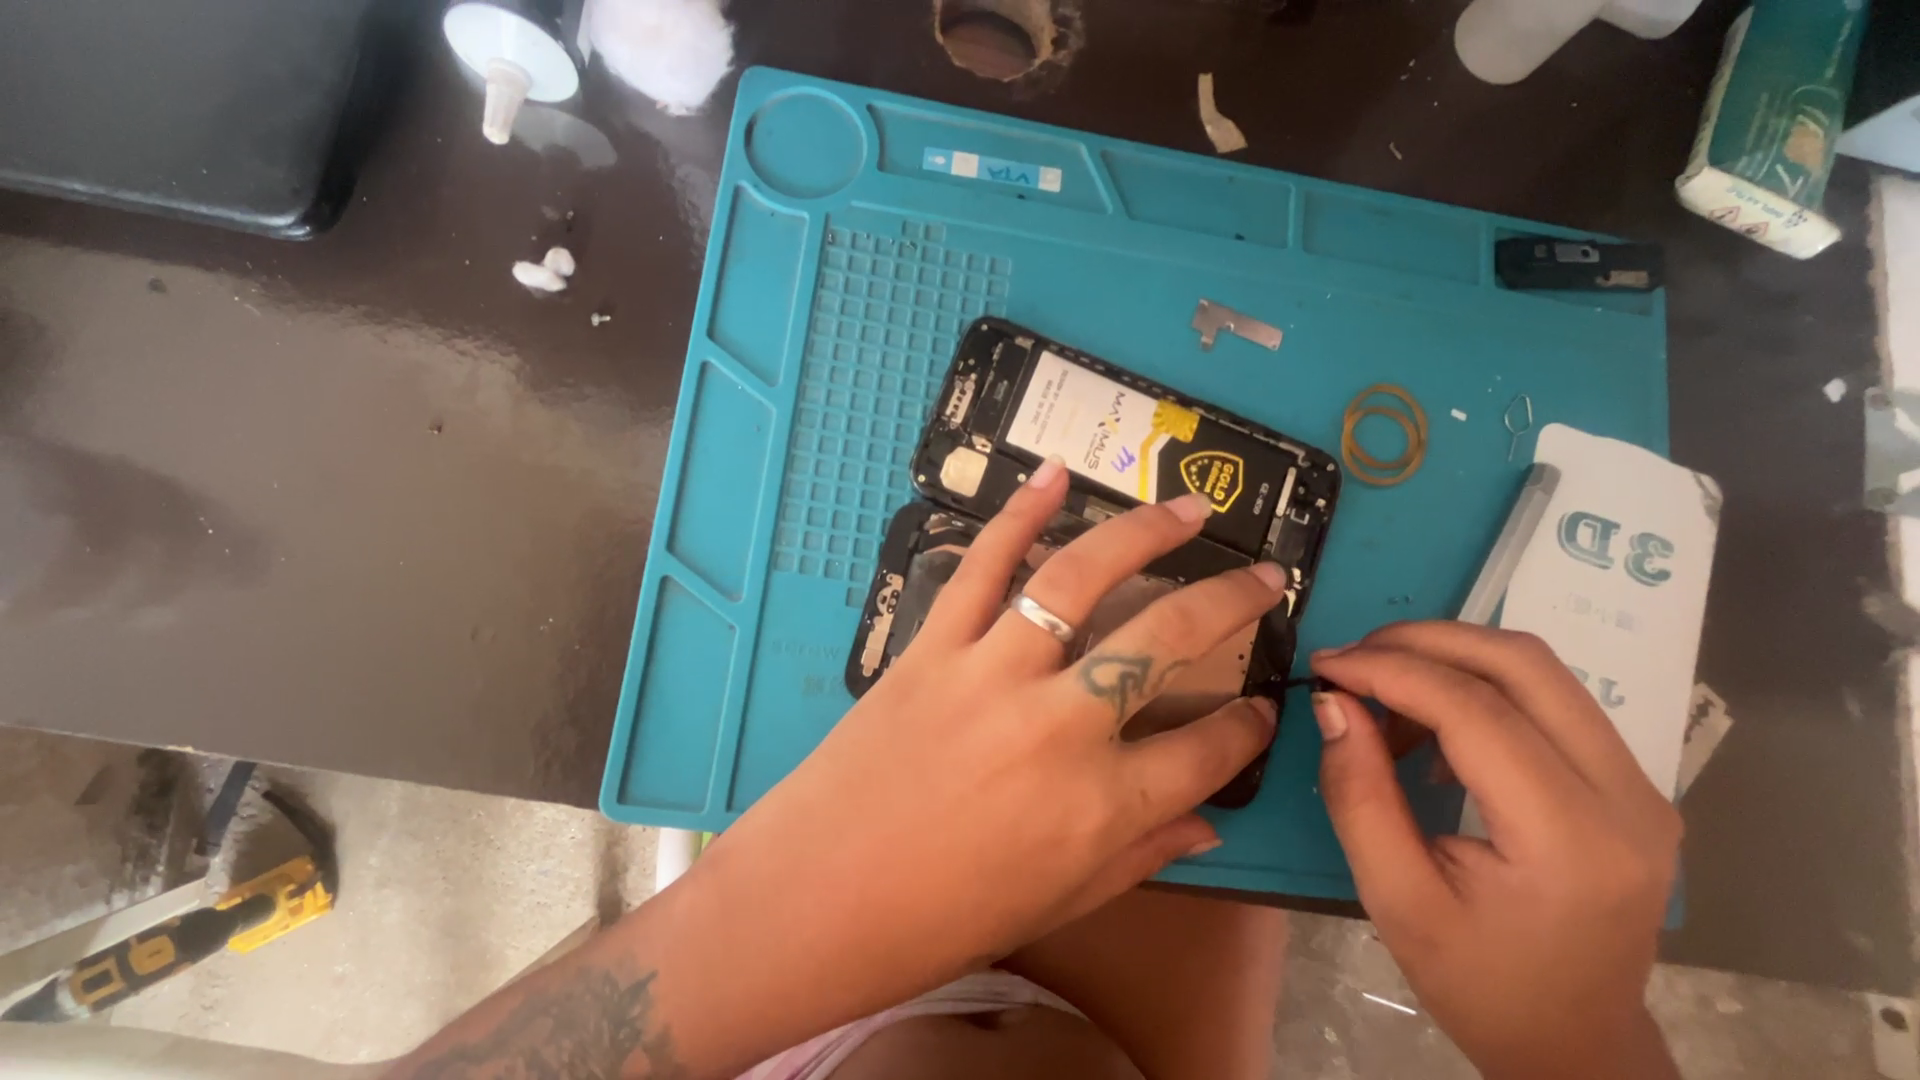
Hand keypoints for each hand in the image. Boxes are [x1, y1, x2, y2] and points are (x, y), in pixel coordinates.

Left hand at [666, 457, 1281, 1060]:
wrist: (811, 902)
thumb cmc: (938, 922)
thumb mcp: (1056, 903)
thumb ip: (1139, 855)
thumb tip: (1206, 822)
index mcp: (1102, 808)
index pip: (1208, 753)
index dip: (1248, 727)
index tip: (1262, 707)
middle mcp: (1060, 727)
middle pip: (1166, 640)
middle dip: (1230, 602)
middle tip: (1265, 577)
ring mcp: (991, 675)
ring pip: (1079, 579)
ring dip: (1143, 532)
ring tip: (1187, 506)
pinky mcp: (930, 649)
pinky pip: (980, 569)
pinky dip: (1017, 516)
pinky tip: (1052, 475)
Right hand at [1311, 622, 1680, 1079]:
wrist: (1575, 1044)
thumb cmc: (1478, 983)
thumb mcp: (1394, 898)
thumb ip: (1359, 795)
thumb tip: (1333, 703)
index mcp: (1569, 838)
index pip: (1476, 711)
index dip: (1390, 671)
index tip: (1325, 664)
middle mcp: (1626, 797)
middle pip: (1524, 665)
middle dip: (1425, 641)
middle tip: (1352, 657)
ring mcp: (1640, 786)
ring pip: (1541, 672)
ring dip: (1451, 658)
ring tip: (1382, 691)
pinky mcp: (1630, 784)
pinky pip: (1549, 701)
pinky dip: (1478, 688)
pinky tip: (1431, 728)